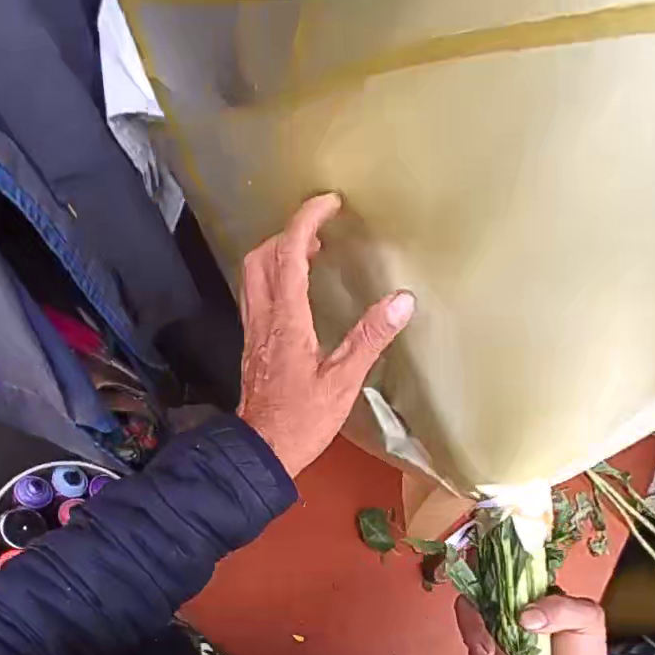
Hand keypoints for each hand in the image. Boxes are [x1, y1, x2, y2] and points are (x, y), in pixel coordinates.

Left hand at [237, 192, 414, 477]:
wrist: (262, 451)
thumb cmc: (302, 421)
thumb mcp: (343, 383)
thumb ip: (369, 339)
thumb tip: (401, 302)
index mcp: (287, 321)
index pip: (289, 253)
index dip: (306, 221)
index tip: (328, 204)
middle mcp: (263, 319)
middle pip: (262, 256)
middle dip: (289, 234)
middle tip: (320, 233)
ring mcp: (254, 332)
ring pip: (253, 275)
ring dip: (277, 254)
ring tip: (310, 256)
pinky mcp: (253, 346)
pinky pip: (255, 296)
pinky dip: (273, 278)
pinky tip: (294, 294)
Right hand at [456, 592, 607, 654]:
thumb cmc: (584, 646)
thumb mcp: (586, 618)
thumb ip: (561, 609)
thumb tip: (525, 616)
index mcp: (524, 589)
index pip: (488, 574)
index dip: (476, 586)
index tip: (484, 613)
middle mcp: (503, 606)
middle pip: (470, 609)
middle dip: (479, 637)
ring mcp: (494, 632)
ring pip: (471, 638)